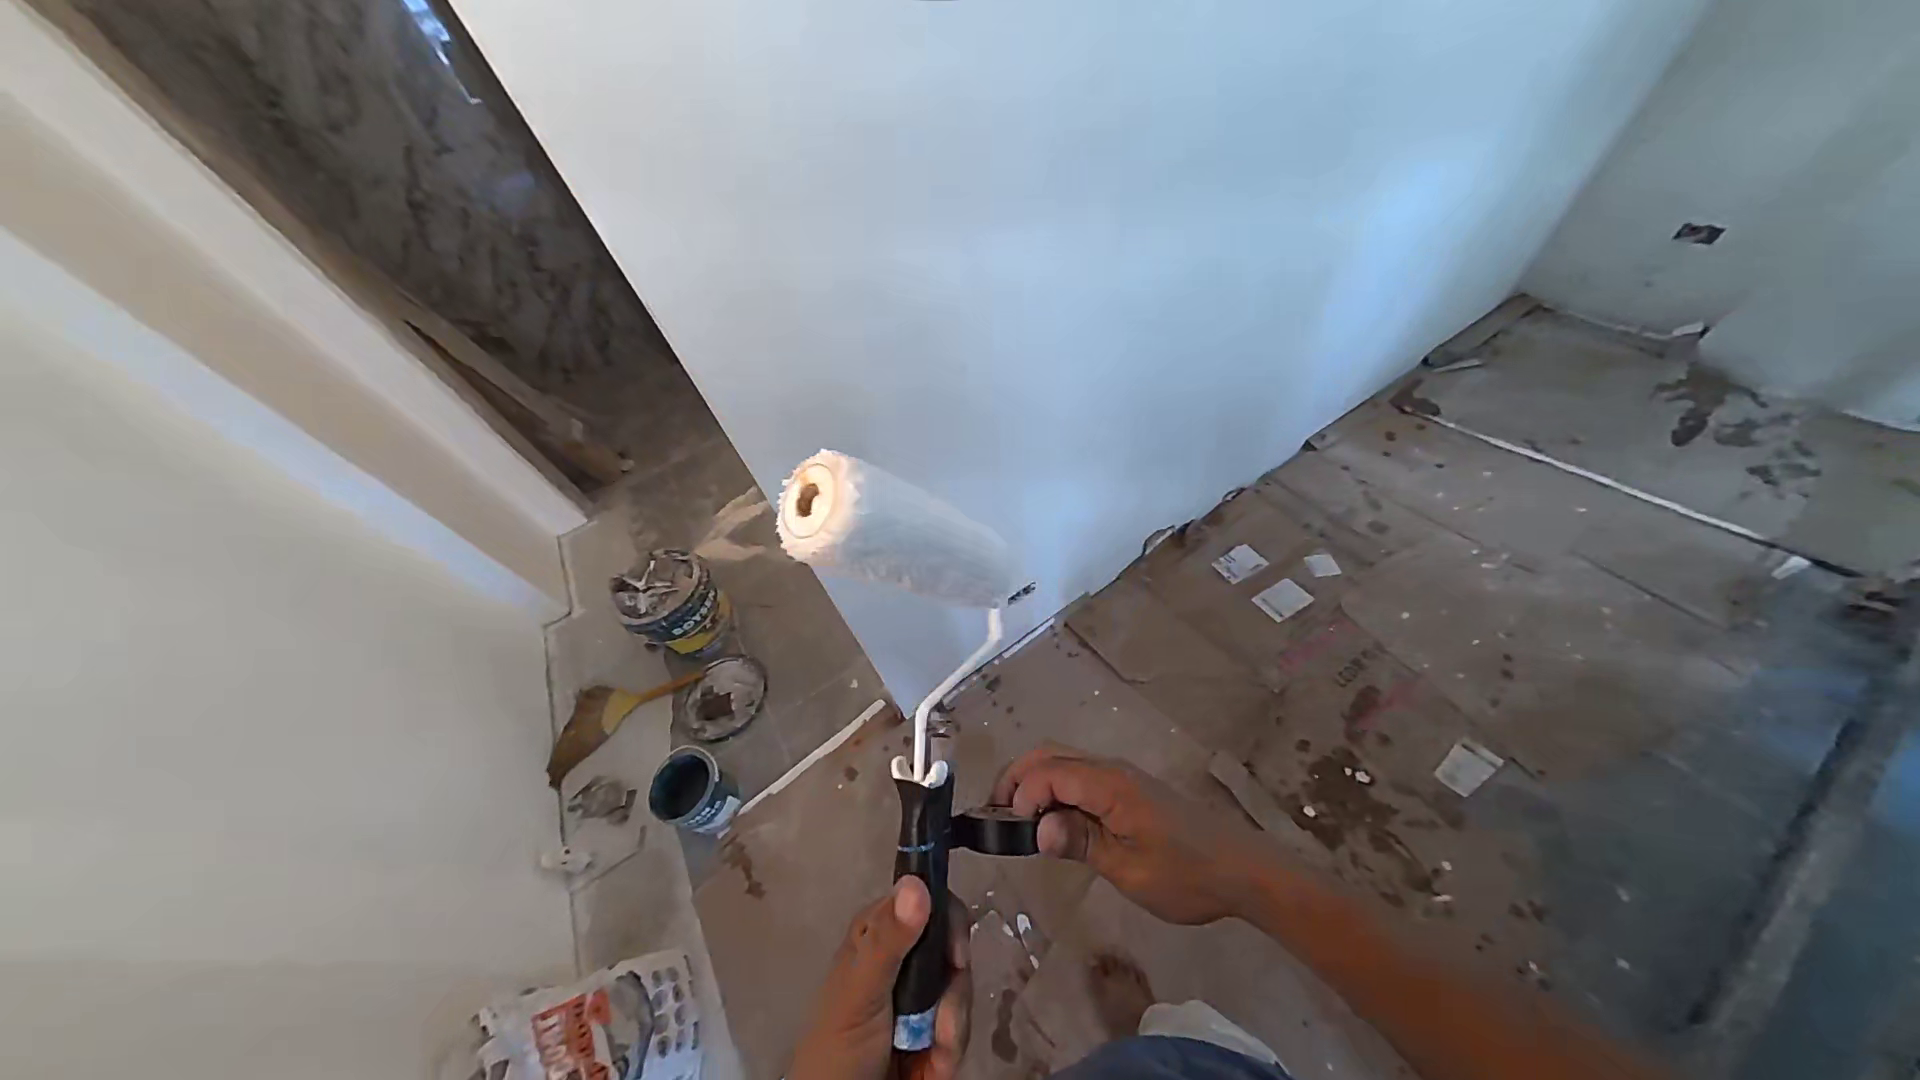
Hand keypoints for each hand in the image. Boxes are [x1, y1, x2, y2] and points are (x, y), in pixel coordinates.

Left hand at [787, 876, 971, 1079]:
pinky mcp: (935, 1029)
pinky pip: (963, 1024)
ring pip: (961, 987)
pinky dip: (952, 1049)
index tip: (956, 954)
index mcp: (881, 931)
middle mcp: (905, 954)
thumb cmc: (839, 1045)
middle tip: (942, 1019)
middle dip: (954, 987)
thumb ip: (888, 939)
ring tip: (932, 1051)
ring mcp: (921, 993)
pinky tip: (933, 1065)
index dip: (950, 921)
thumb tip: (916, 882)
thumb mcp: (860, 989)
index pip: (928, 899)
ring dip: (953, 1024)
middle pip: (953, 946)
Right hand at [993, 743, 1274, 925]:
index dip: (1021, 794)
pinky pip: (1078, 773)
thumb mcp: (1129, 870)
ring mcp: (1119, 775)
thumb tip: (1037, 829)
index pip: (1049, 772)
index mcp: (1110, 784)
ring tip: (1016, 816)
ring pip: (1063, 760)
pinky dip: (1053, 786)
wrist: (1240, 868)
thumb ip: (1081, 842)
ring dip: (1033, 780)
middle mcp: (1110, 769)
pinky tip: (1051, 817)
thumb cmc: (1185, 873)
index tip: (1009, 828)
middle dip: (1017, 777)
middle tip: (996, 813)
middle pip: (1050, 754)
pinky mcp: (1126, 787)